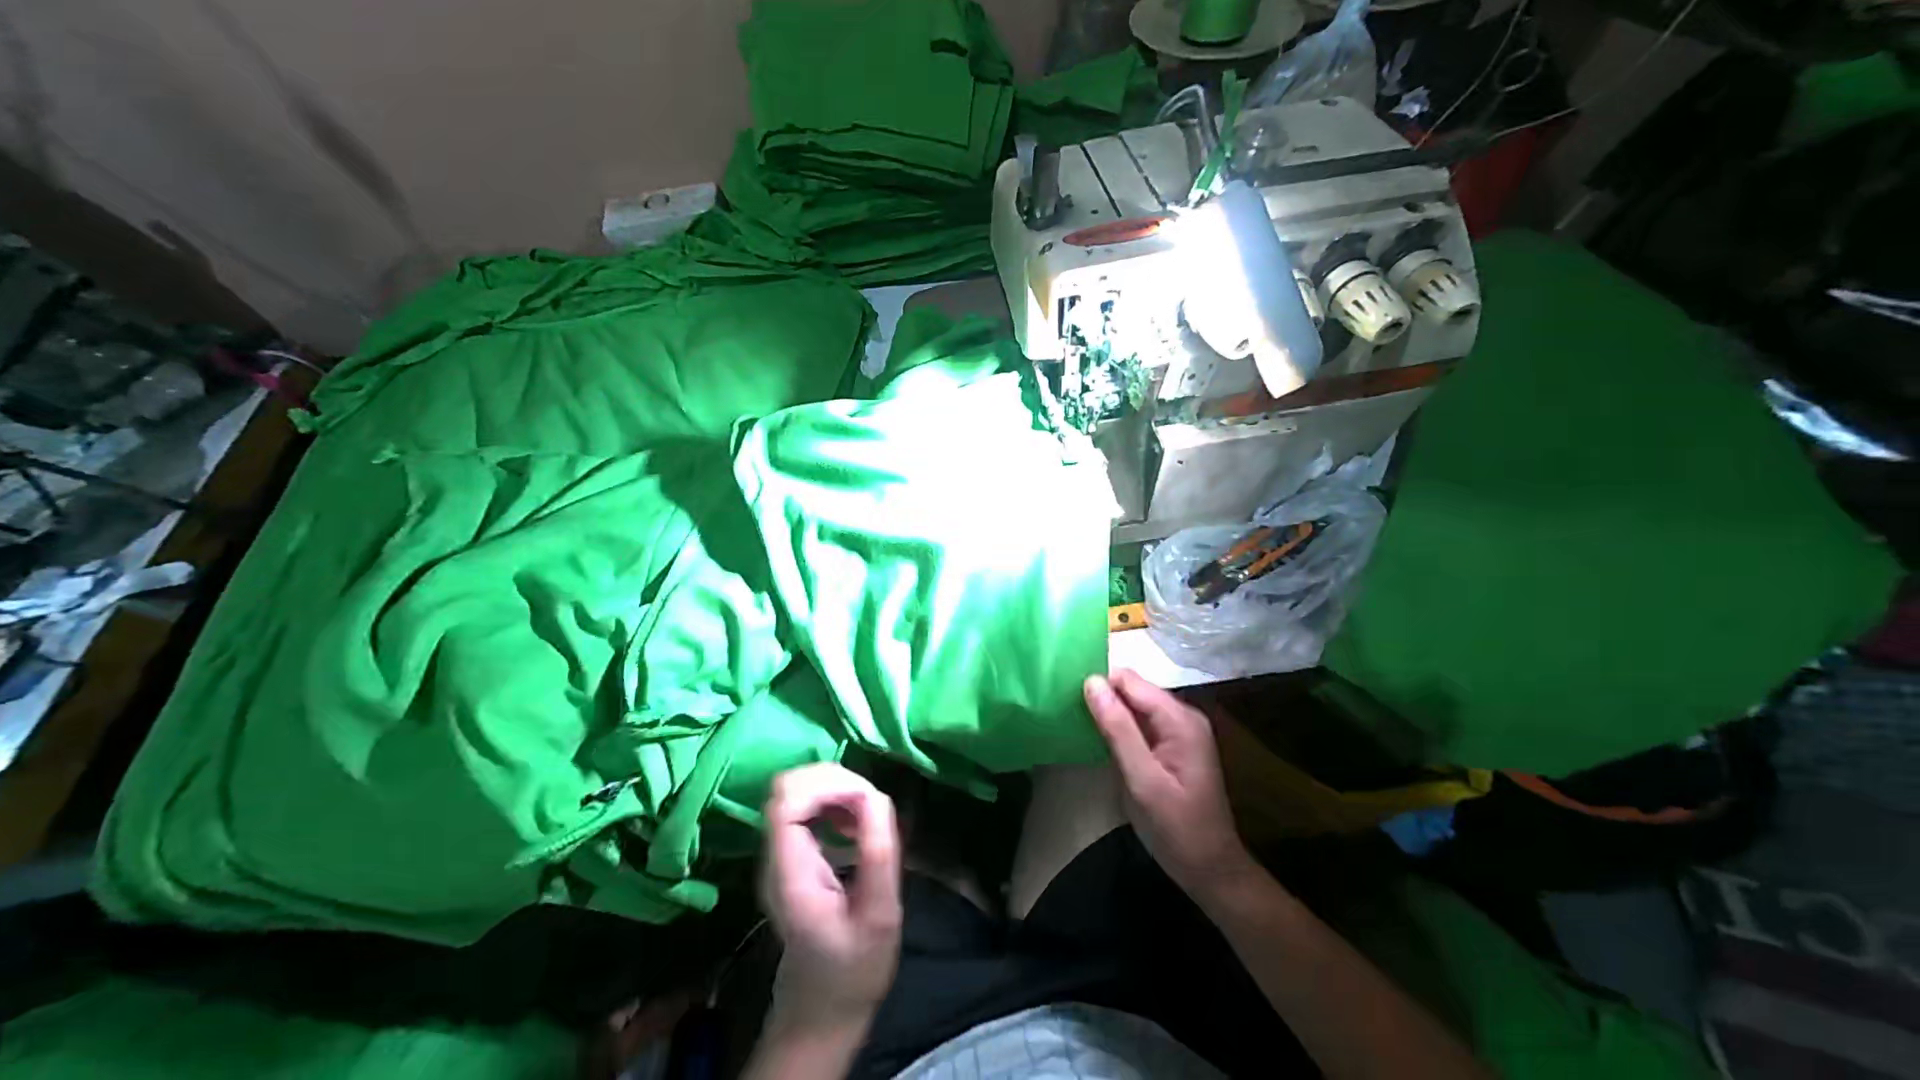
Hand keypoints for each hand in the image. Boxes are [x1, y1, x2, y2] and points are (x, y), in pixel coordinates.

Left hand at [758, 764, 902, 1034]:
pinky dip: (832, 802)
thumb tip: (876, 795)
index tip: (866, 799)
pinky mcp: (790, 855)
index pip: (787, 800)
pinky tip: (855, 825)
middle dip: (834, 781)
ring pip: (795, 792)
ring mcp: (778, 855)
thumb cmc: (853, 971)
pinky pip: (803, 808)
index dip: (827, 784)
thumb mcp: (879, 916)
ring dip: (835, 789)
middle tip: (871, 805)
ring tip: (867, 815)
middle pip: (787, 787)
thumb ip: (878, 853)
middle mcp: (774, 857)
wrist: (821, 1010)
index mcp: (790, 873)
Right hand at [1084, 670, 1258, 902]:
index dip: (1098, 685)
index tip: (1066, 699)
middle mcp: (1182, 716)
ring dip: (1108, 713)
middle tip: (1067, 715)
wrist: (1210, 870)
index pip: (1130, 681)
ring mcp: (1179, 731)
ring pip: (1133, 706)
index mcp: (1180, 720)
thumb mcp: (1142, 780)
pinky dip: (1118, 728)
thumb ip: (1117, 729)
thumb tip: (1091, 682)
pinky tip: (1098, 740)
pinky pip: (1139, 723)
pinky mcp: (1171, 745)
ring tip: (1076, 724)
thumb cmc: (1176, 828)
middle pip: (1132, 690)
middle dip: (1102, 697)